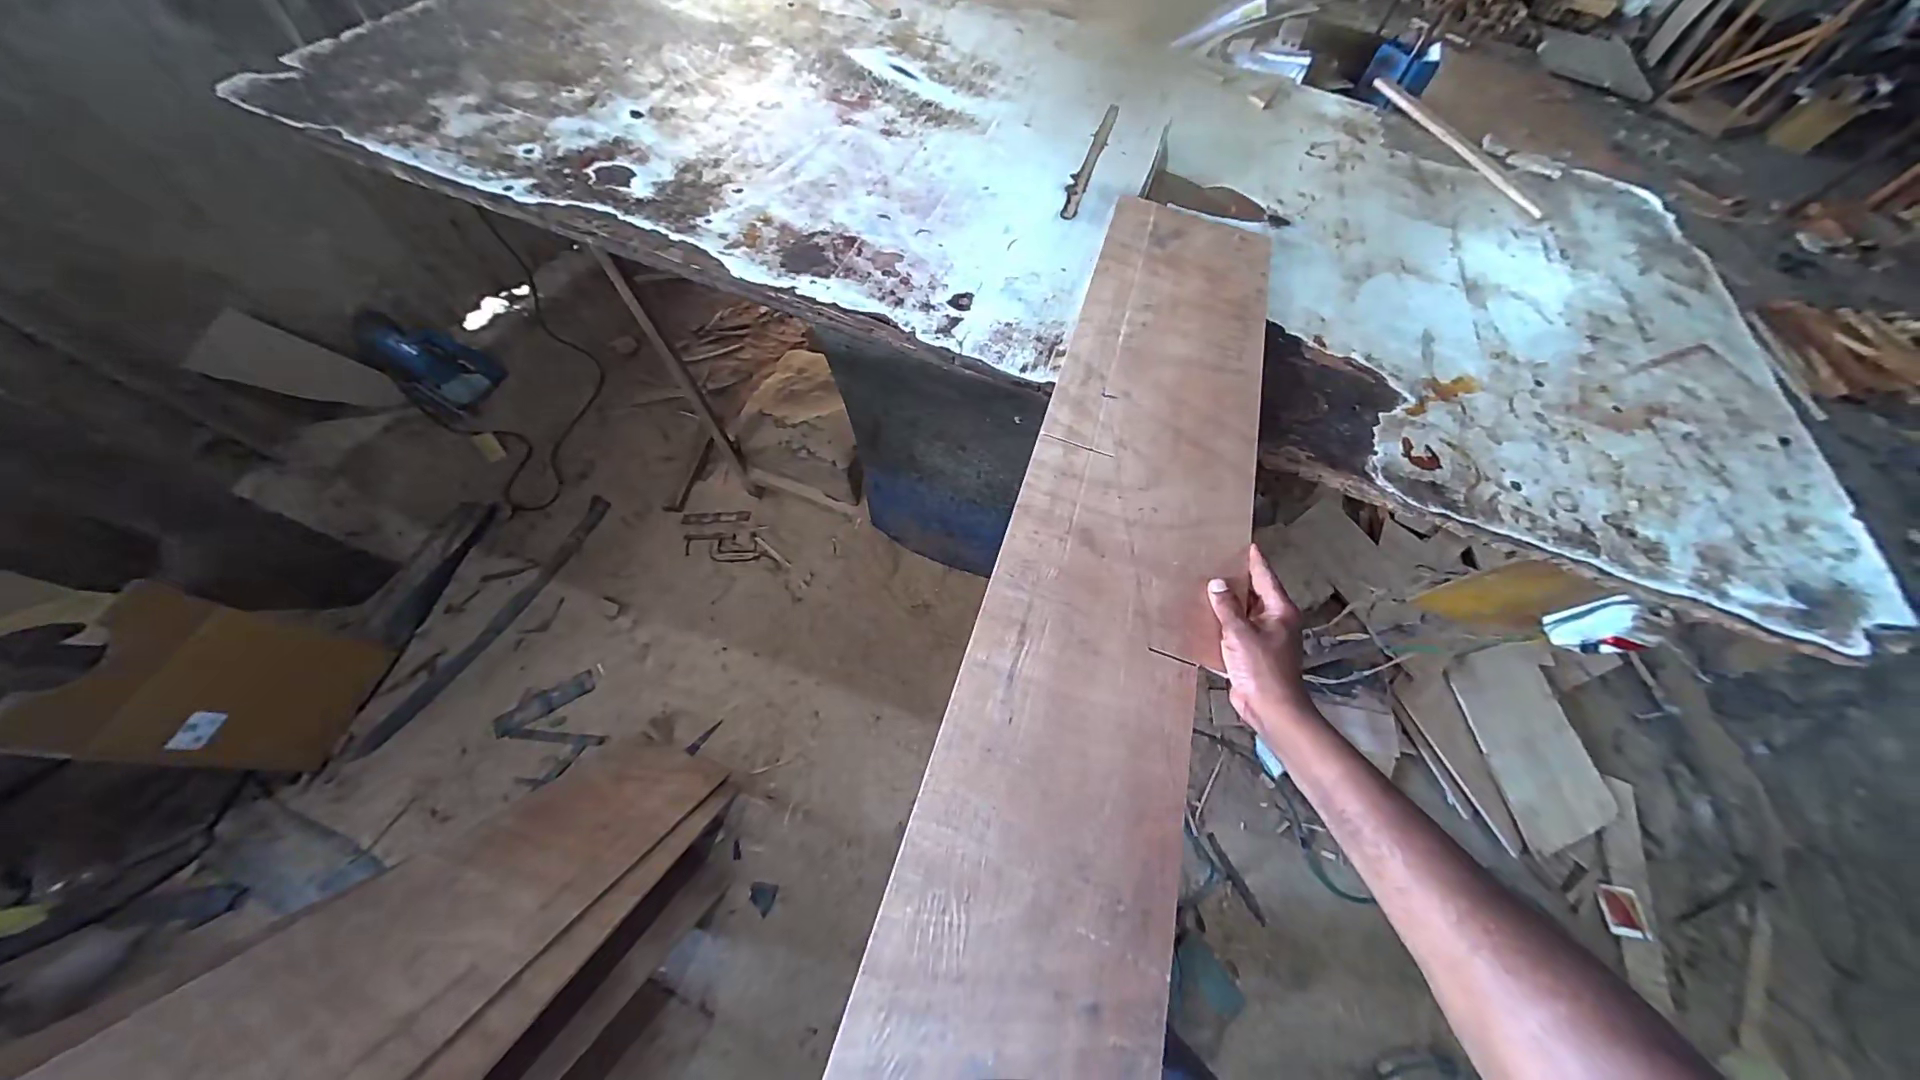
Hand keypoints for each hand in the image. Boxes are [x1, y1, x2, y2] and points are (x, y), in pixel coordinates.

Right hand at [1207, 543, 1307, 728]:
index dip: (1255, 561)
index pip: (1266, 577)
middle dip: (1237, 580)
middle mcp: (1275, 620)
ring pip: (1244, 612)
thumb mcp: (1241, 634)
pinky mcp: (1251, 652)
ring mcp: (1264, 637)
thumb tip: (1217, 583)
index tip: (1245, 544)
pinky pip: (1236, 630)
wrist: (1270, 708)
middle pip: (1254, 593)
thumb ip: (1227, 608)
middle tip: (1217, 562)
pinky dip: (1223, 623)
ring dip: (1227, 603)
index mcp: (1280, 611)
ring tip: (1206, 586)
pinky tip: (1205, 618)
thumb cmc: (1262, 669)